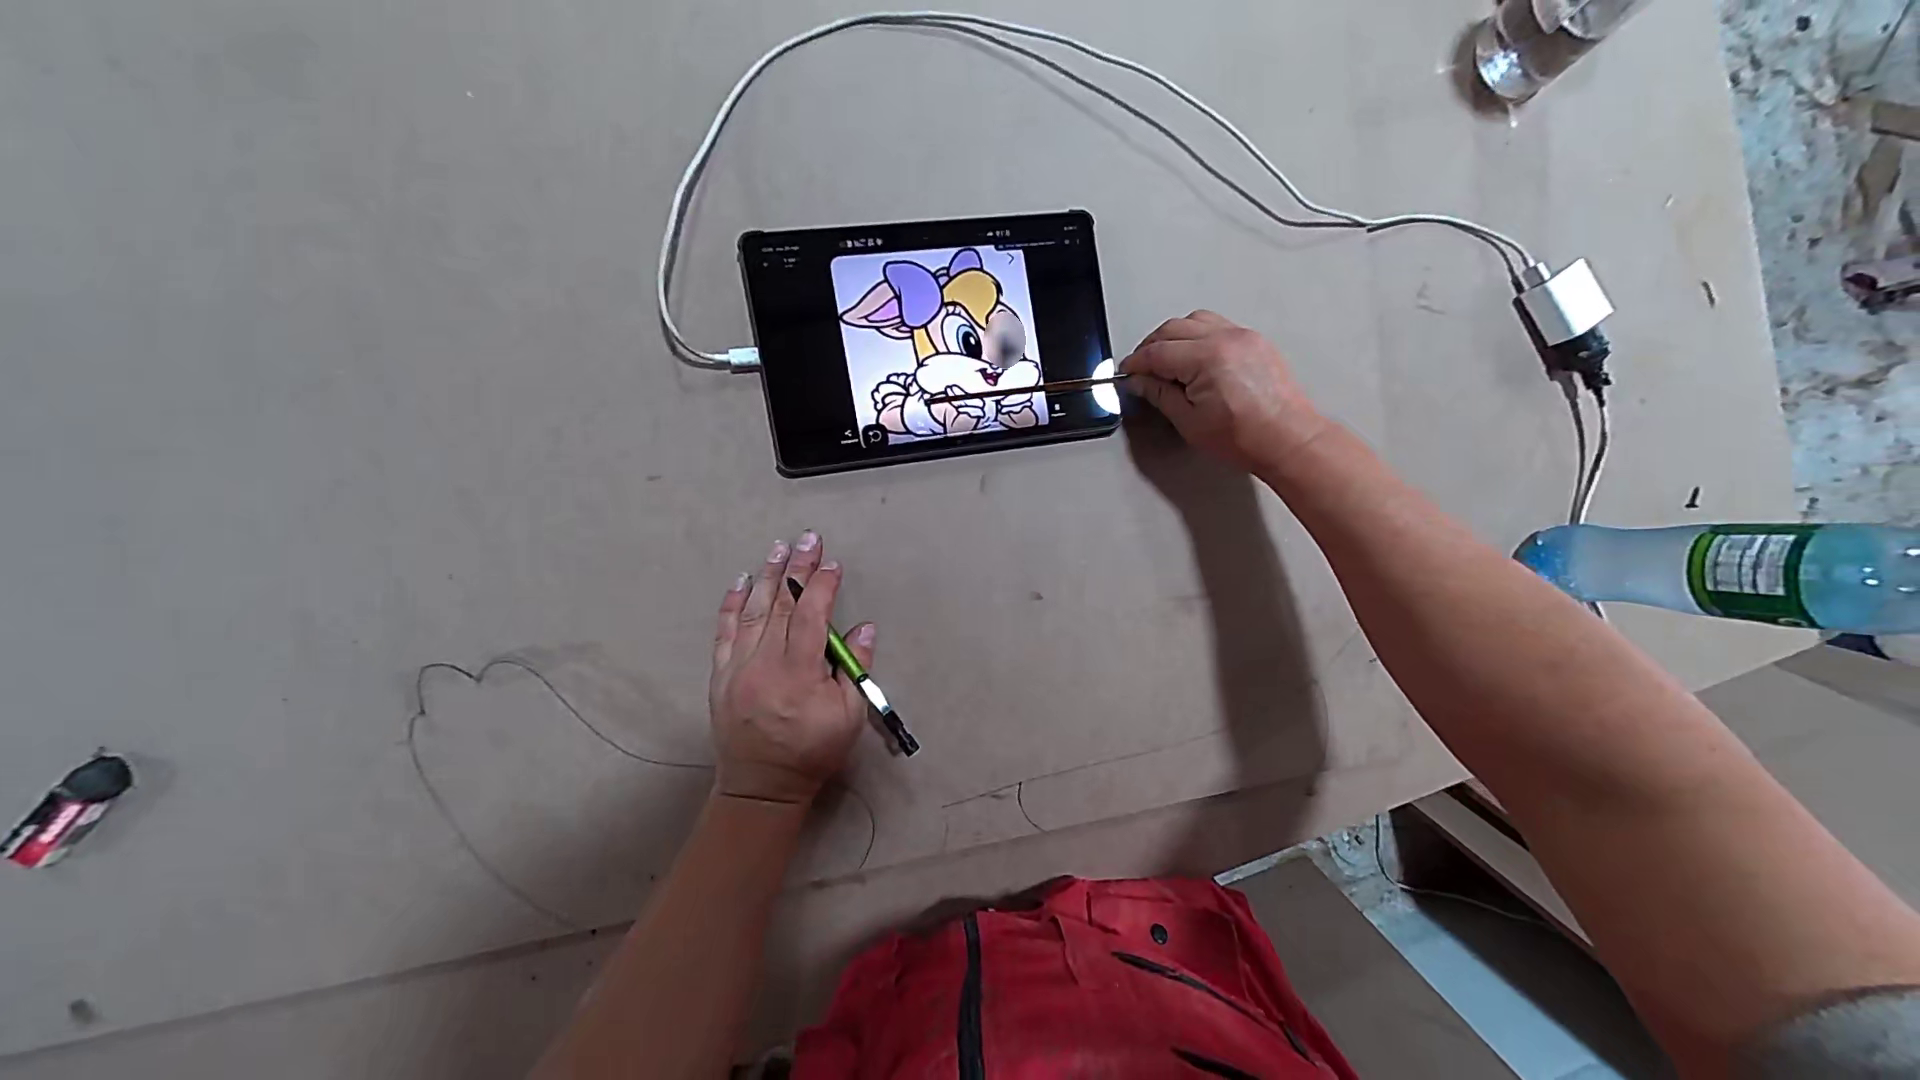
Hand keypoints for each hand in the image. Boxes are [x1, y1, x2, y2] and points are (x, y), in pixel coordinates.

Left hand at [709, 532, 875, 804]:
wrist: (761, 785)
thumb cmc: (812, 752)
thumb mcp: (848, 718)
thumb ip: (855, 670)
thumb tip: (862, 629)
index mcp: (799, 674)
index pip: (811, 617)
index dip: (822, 586)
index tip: (832, 564)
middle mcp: (765, 663)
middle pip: (782, 605)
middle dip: (796, 568)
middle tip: (807, 538)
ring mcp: (738, 667)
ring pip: (753, 611)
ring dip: (767, 576)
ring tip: (778, 548)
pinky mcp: (721, 674)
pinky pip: (724, 631)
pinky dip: (732, 603)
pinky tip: (741, 581)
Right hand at [1120, 310, 1329, 471]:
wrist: (1287, 439)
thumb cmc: (1247, 436)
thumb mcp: (1188, 421)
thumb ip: (1159, 395)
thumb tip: (1141, 382)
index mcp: (1207, 357)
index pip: (1157, 352)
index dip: (1136, 363)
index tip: (1126, 373)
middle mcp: (1226, 339)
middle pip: (1173, 329)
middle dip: (1150, 347)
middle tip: (1140, 370)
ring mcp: (1243, 337)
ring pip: (1195, 321)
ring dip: (1174, 337)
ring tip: (1165, 363)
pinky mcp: (1254, 342)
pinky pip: (1217, 326)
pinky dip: (1197, 336)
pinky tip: (1191, 357)